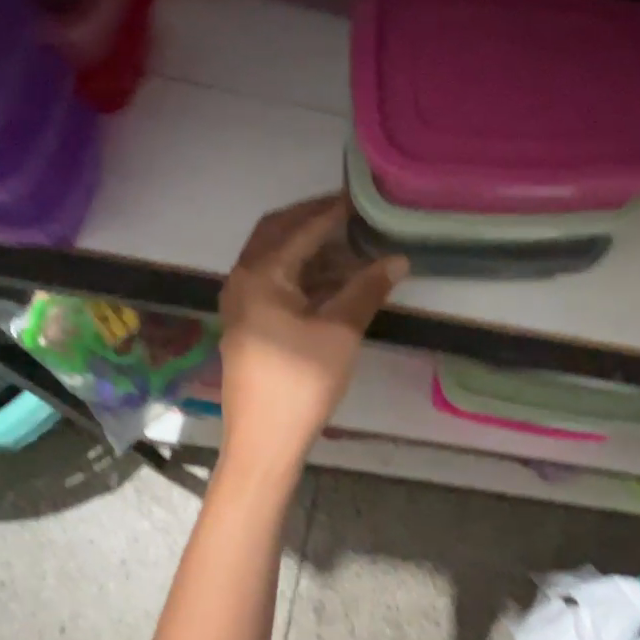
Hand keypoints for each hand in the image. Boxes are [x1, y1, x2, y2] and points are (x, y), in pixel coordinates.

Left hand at [217, 195, 408, 462]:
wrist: (264, 441)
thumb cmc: (301, 382)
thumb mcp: (341, 331)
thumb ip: (368, 288)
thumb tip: (398, 259)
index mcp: (261, 274)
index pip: (301, 227)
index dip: (333, 211)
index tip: (362, 198)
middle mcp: (243, 279)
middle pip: (277, 232)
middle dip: (314, 220)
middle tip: (352, 214)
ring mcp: (241, 302)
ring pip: (275, 257)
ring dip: (310, 247)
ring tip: (351, 246)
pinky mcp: (249, 323)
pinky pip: (275, 280)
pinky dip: (303, 271)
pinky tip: (334, 280)